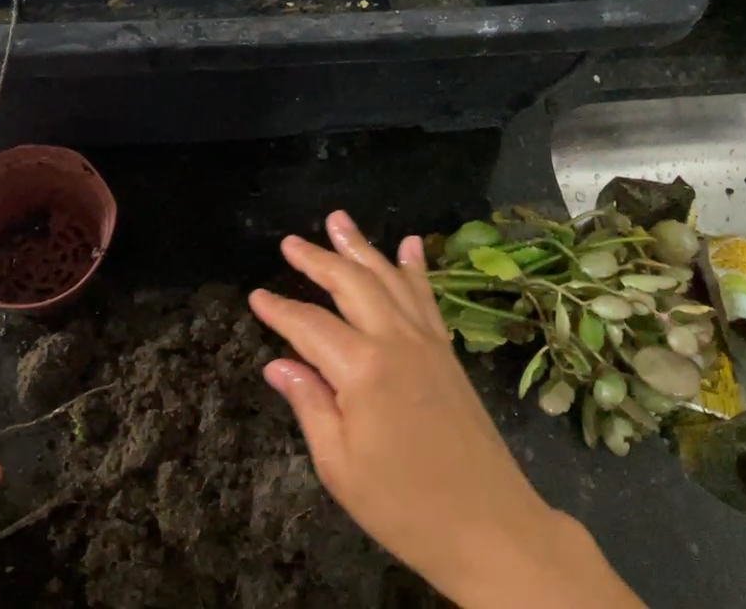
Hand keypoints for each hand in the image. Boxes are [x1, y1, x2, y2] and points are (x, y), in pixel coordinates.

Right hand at [250, 211, 644, 608]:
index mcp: (363, 369)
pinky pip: (427, 298)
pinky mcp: (448, 353)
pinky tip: (411, 245)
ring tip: (338, 220)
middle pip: (351, 285)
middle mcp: (396, 341)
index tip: (256, 296)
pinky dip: (415, 269)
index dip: (280, 310)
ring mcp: (427, 343)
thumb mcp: (339, 465)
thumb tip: (277, 364)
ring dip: (362, 248)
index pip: (309, 326)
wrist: (489, 525)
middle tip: (291, 242)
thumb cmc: (404, 505)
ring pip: (389, 280)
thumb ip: (309, 404)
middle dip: (318, 259)